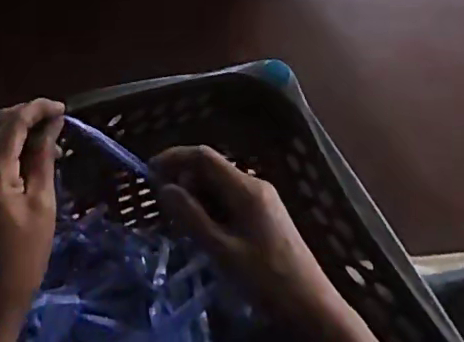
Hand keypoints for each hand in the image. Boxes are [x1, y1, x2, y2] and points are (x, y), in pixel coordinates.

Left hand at [0, 99, 65, 341]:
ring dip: (18, 130)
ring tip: (49, 142)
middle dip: (27, 115)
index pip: (13, 122)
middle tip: (56, 121)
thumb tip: (52, 124)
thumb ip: (43, 158)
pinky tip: (29, 158)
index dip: (38, 108)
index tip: (62, 109)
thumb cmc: (23, 258)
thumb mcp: (42, 205)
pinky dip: (8, 147)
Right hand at [151, 146, 374, 341]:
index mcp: (245, 187)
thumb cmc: (267, 279)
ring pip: (220, 185)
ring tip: (185, 227)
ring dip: (198, 198)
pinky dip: (213, 208)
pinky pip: (231, 199)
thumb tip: (165, 189)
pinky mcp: (266, 215)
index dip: (174, 157)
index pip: (203, 155)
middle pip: (211, 168)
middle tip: (167, 209)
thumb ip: (192, 217)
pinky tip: (207, 233)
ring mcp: (263, 198)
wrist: (313, 307)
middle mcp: (255, 184)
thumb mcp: (223, 251)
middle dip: (185, 181)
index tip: (150, 172)